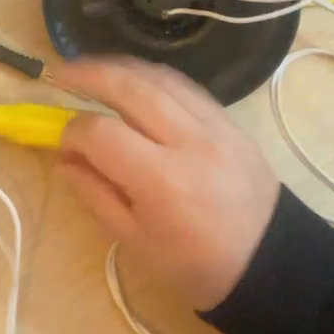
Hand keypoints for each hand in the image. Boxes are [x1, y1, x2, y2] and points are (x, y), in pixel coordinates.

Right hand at [53, 58, 279, 311]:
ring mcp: (216, 126)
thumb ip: (94, 193)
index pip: (101, 133)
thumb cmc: (196, 266)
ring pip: (159, 78)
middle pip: (130, 88)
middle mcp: (189, 142)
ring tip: (92, 70)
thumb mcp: (135, 240)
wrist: (273, 266)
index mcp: (162, 181)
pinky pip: (185, 86)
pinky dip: (152, 77)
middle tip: (61, 73)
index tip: (62, 143)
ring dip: (119, 67)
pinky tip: (134, 81)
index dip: (72, 132)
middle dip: (88, 75)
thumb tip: (62, 157)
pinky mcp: (231, 122)